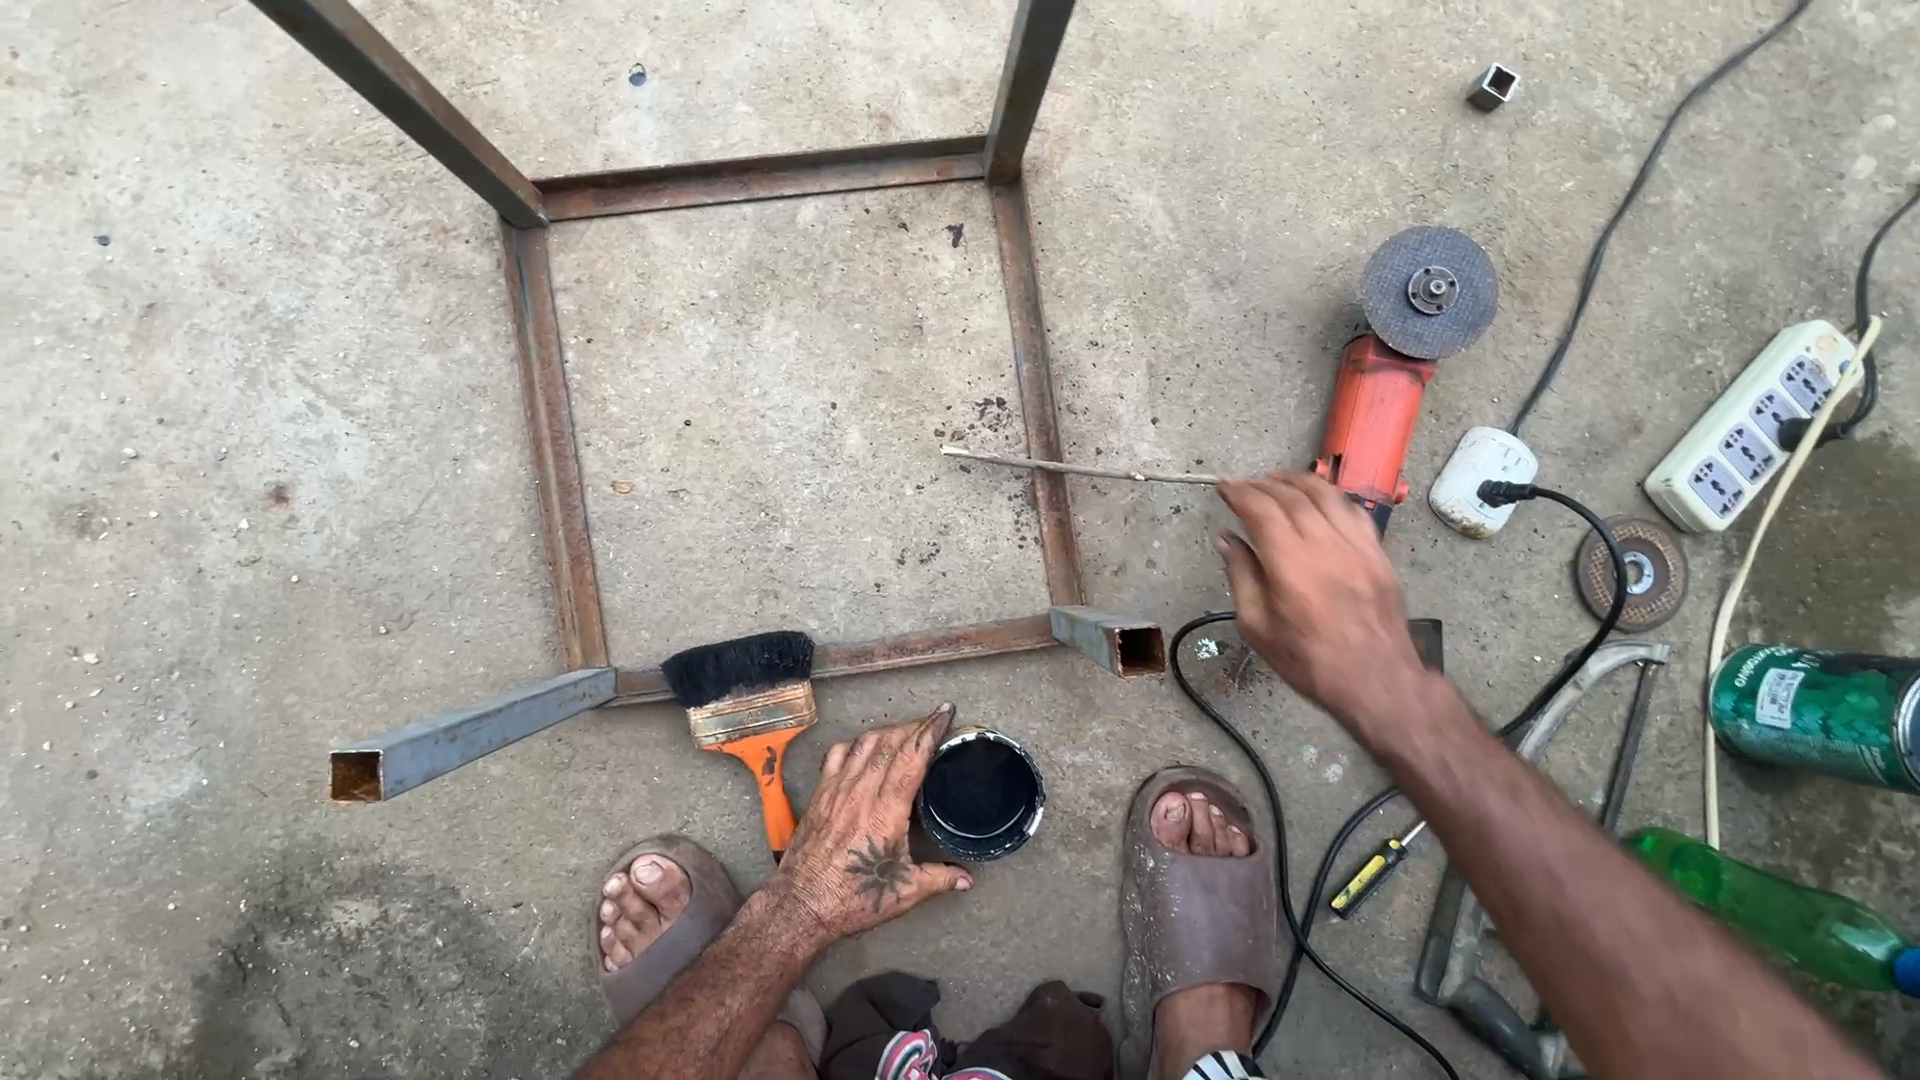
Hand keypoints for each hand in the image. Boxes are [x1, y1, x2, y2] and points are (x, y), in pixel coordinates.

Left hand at [768, 703, 972, 944]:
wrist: (802, 905)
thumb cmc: (851, 898)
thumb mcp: (905, 891)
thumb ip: (939, 878)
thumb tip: (966, 879)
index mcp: (886, 810)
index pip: (913, 756)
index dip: (931, 729)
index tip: (944, 713)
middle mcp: (861, 792)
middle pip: (891, 741)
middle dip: (915, 725)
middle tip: (932, 721)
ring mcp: (837, 789)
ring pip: (864, 743)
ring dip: (888, 731)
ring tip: (904, 732)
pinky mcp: (820, 795)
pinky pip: (837, 755)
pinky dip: (854, 744)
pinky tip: (863, 748)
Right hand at [1214, 472, 1429, 740]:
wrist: (1375, 681)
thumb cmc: (1307, 660)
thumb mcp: (1257, 626)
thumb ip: (1241, 575)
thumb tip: (1226, 538)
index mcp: (1291, 565)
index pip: (1261, 510)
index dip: (1239, 493)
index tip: (1223, 487)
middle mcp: (1326, 546)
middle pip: (1292, 496)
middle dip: (1262, 484)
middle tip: (1243, 485)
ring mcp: (1357, 547)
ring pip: (1326, 496)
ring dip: (1297, 481)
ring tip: (1276, 480)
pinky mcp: (1378, 554)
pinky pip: (1353, 511)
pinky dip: (1331, 496)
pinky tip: (1318, 498)